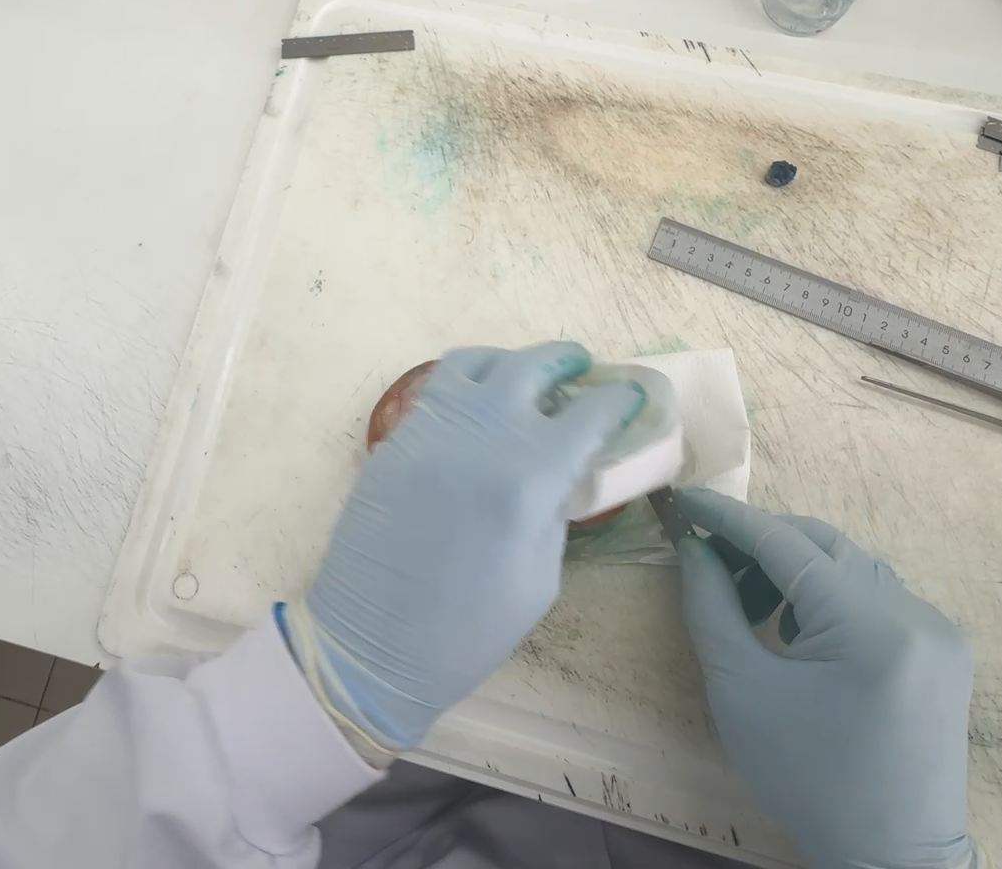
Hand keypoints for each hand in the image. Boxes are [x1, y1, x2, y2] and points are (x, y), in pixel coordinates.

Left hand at [282, 342, 645, 753]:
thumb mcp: (539, 578)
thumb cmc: (467, 629)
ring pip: (472, 363)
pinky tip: (479, 403)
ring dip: (508, 360)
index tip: (630, 397)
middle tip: (579, 367)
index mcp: (526, 477)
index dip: (616, 401)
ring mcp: (429, 430)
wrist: (371, 642)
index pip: (586, 415)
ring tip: (525, 375)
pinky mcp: (395, 439)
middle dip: (562, 360)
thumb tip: (564, 467)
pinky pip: (436, 390)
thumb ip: (556, 510)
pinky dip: (466, 382)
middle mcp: (477, 436)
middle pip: (528, 367)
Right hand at [674, 489, 977, 868]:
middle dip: (757, 539)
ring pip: (846, 564)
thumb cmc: (804, 774)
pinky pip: (870, 592)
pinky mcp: (941, 651)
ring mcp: (937, 631)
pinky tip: (791, 624)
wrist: (890, 861)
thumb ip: (710, 602)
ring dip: (789, 565)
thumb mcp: (738, 685)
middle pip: (821, 543)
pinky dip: (822, 591)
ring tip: (745, 600)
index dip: (726, 515)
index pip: (785, 542)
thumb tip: (691, 546)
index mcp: (871, 626)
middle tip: (705, 556)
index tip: (681, 496)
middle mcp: (916, 614)